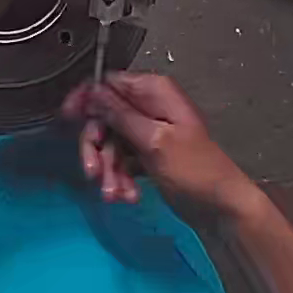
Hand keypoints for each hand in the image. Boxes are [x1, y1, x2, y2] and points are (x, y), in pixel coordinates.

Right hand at [62, 73, 258, 217]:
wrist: (223, 209)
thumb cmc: (195, 169)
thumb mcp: (153, 140)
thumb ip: (120, 114)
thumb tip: (93, 91)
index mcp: (153, 91)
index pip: (108, 83)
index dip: (87, 99)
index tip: (69, 118)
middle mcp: (148, 105)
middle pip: (105, 115)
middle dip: (97, 146)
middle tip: (93, 171)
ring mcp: (148, 130)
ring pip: (111, 141)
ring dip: (108, 168)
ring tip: (115, 194)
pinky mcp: (147, 153)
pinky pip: (121, 159)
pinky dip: (119, 177)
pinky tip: (127, 195)